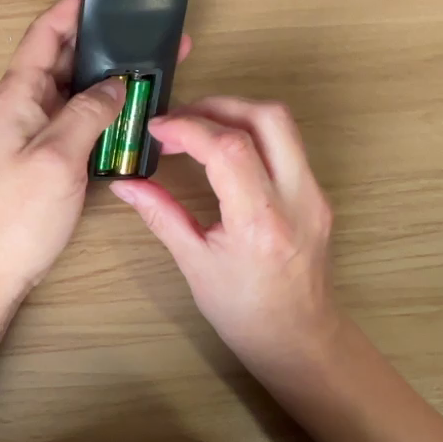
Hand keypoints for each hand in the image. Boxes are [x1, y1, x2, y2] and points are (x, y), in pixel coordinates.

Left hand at [0, 0, 188, 301]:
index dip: (71, 8)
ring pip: (73, 90)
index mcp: (15, 98)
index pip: (43, 36)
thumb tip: (115, 84)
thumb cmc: (18, 216)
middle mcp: (20, 108)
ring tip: (152, 68)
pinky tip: (130, 110)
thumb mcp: (58, 156)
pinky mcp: (43, 156)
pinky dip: (101, 110)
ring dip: (107, 78)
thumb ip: (88, 111)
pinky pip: (75, 119)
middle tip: (151, 34)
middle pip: (62, 59)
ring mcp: (31, 133)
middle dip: (103, 43)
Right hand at [109, 97, 344, 376]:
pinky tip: (222, 152)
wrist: (297, 336)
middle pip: (268, 118)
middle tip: (179, 118)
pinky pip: (287, 146)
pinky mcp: (317, 193)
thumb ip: (160, 214)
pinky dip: (251, 135)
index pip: (229, 149)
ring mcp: (314, 193)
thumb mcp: (193, 263)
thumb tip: (125, 184)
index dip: (189, 127)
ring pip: (283, 125)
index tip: (157, 129)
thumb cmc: (242, 310)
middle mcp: (297, 199)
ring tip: (198, 129)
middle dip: (218, 105)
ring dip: (237, 115)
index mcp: (260, 222)